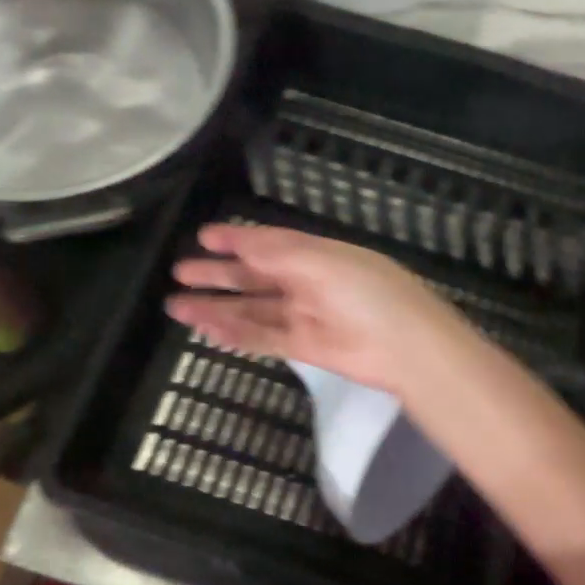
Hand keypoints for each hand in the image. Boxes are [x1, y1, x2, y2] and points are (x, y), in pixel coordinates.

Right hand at [167, 224, 472, 394]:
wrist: (408, 347)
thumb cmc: (369, 293)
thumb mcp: (323, 262)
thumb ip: (279, 254)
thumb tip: (241, 242)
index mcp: (316, 254)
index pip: (268, 242)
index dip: (236, 239)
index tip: (204, 236)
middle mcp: (307, 282)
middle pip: (254, 276)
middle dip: (218, 274)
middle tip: (180, 272)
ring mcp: (305, 316)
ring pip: (252, 309)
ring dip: (217, 307)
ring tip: (177, 305)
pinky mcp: (304, 348)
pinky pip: (262, 337)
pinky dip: (234, 333)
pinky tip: (207, 328)